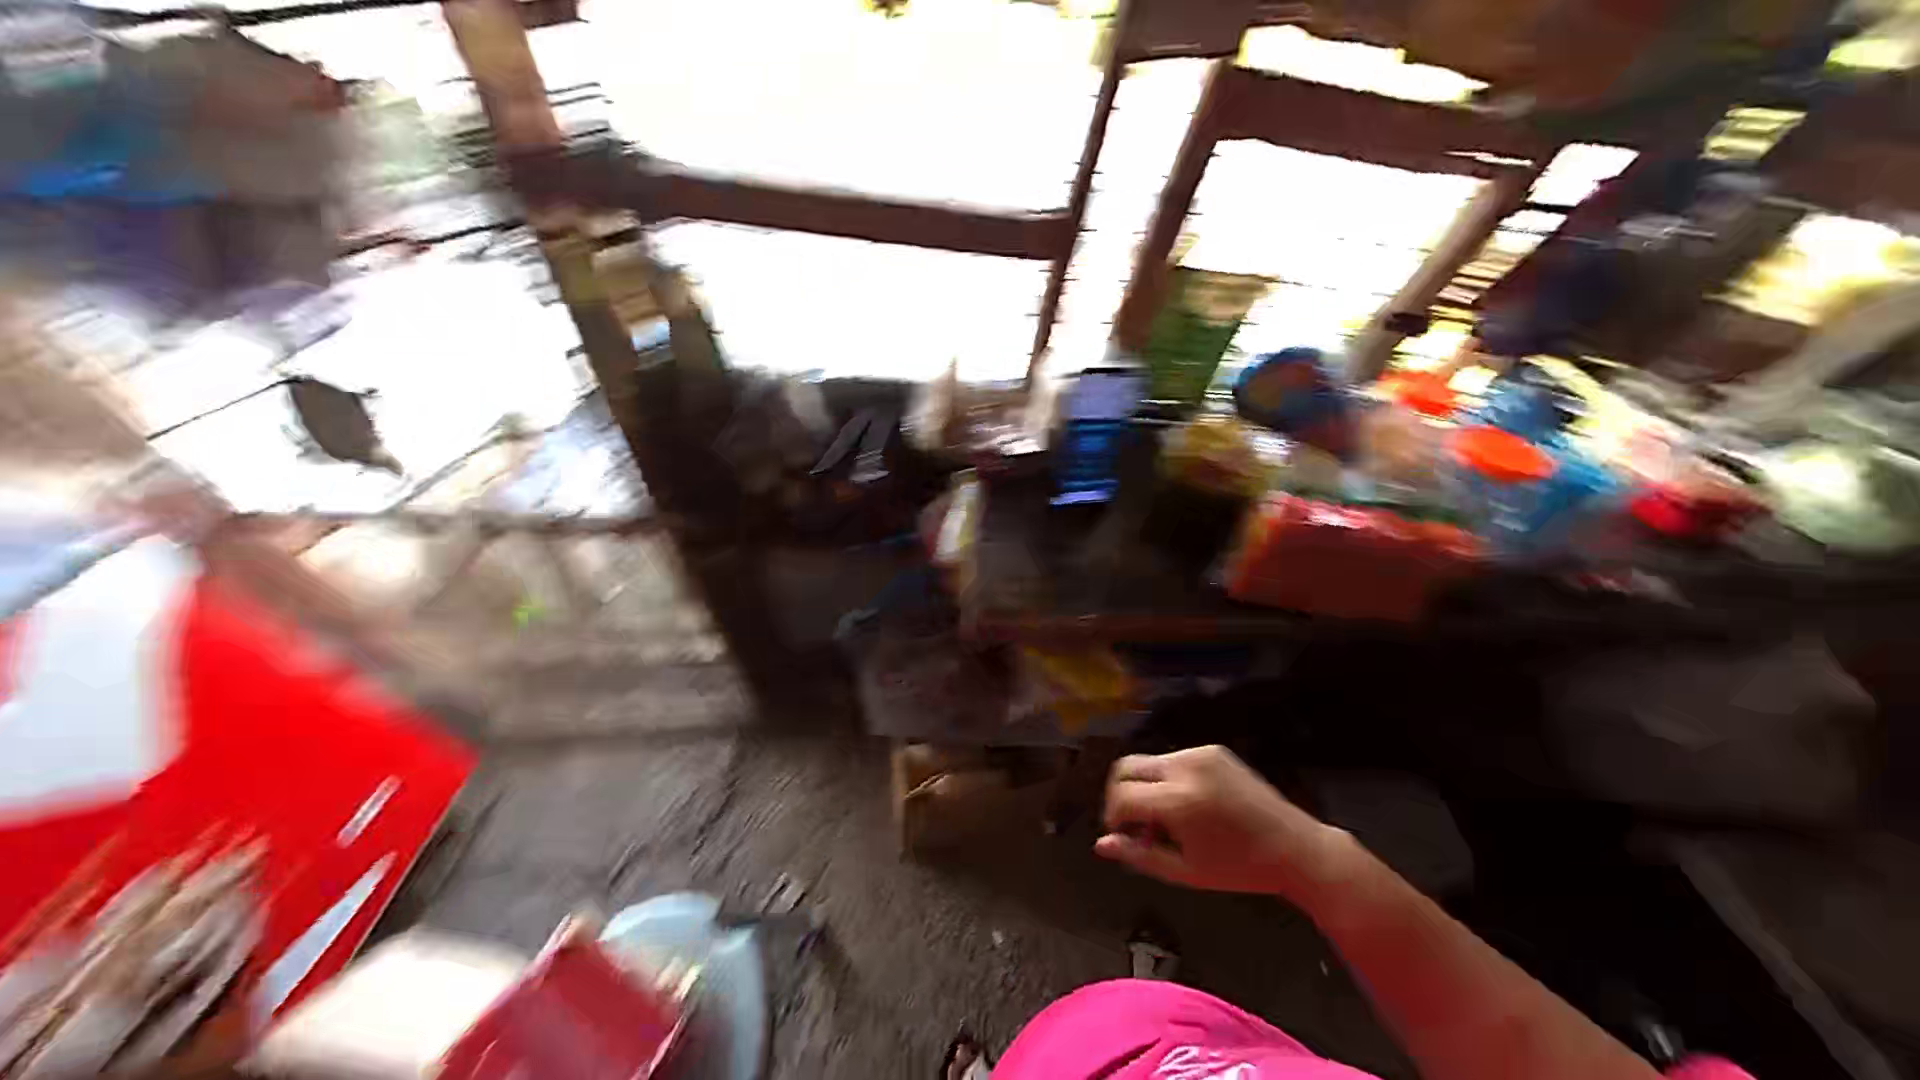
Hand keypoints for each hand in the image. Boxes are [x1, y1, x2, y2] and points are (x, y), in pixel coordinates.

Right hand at [1095, 746, 1348, 899]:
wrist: (1296, 848)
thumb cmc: (1239, 868)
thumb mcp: (1184, 872)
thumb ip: (1138, 855)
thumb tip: (1100, 845)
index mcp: (1178, 800)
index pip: (1121, 795)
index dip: (1113, 816)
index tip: (1122, 835)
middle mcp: (1184, 767)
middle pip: (1125, 767)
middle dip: (1120, 794)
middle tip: (1133, 823)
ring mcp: (1200, 754)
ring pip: (1148, 762)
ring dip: (1144, 786)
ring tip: (1165, 818)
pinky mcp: (1212, 750)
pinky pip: (1173, 759)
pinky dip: (1167, 779)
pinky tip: (1187, 805)